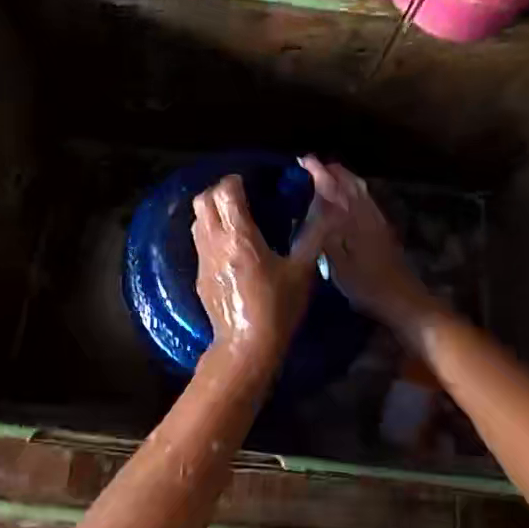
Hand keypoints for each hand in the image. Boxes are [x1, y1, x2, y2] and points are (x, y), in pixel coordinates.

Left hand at [191, 174, 329, 365]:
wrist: (246, 346)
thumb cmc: (278, 308)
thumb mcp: (302, 271)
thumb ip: (313, 234)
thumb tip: (331, 208)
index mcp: (239, 237)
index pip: (225, 192)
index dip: (235, 181)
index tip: (252, 183)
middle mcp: (214, 243)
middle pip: (202, 200)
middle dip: (219, 192)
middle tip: (241, 197)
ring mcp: (203, 260)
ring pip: (197, 221)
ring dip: (212, 212)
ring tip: (236, 219)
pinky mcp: (200, 277)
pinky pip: (200, 243)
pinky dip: (212, 235)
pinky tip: (232, 249)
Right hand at [297, 156, 440, 332]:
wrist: (403, 300)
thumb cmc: (366, 287)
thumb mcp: (338, 264)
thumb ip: (327, 233)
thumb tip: (313, 208)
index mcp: (353, 221)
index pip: (333, 188)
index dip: (318, 172)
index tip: (303, 160)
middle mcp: (367, 215)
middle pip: (350, 183)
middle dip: (332, 170)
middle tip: (313, 165)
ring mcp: (378, 222)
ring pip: (361, 190)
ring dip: (345, 178)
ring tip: (329, 174)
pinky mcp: (384, 231)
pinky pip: (367, 200)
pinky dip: (355, 191)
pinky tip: (349, 198)